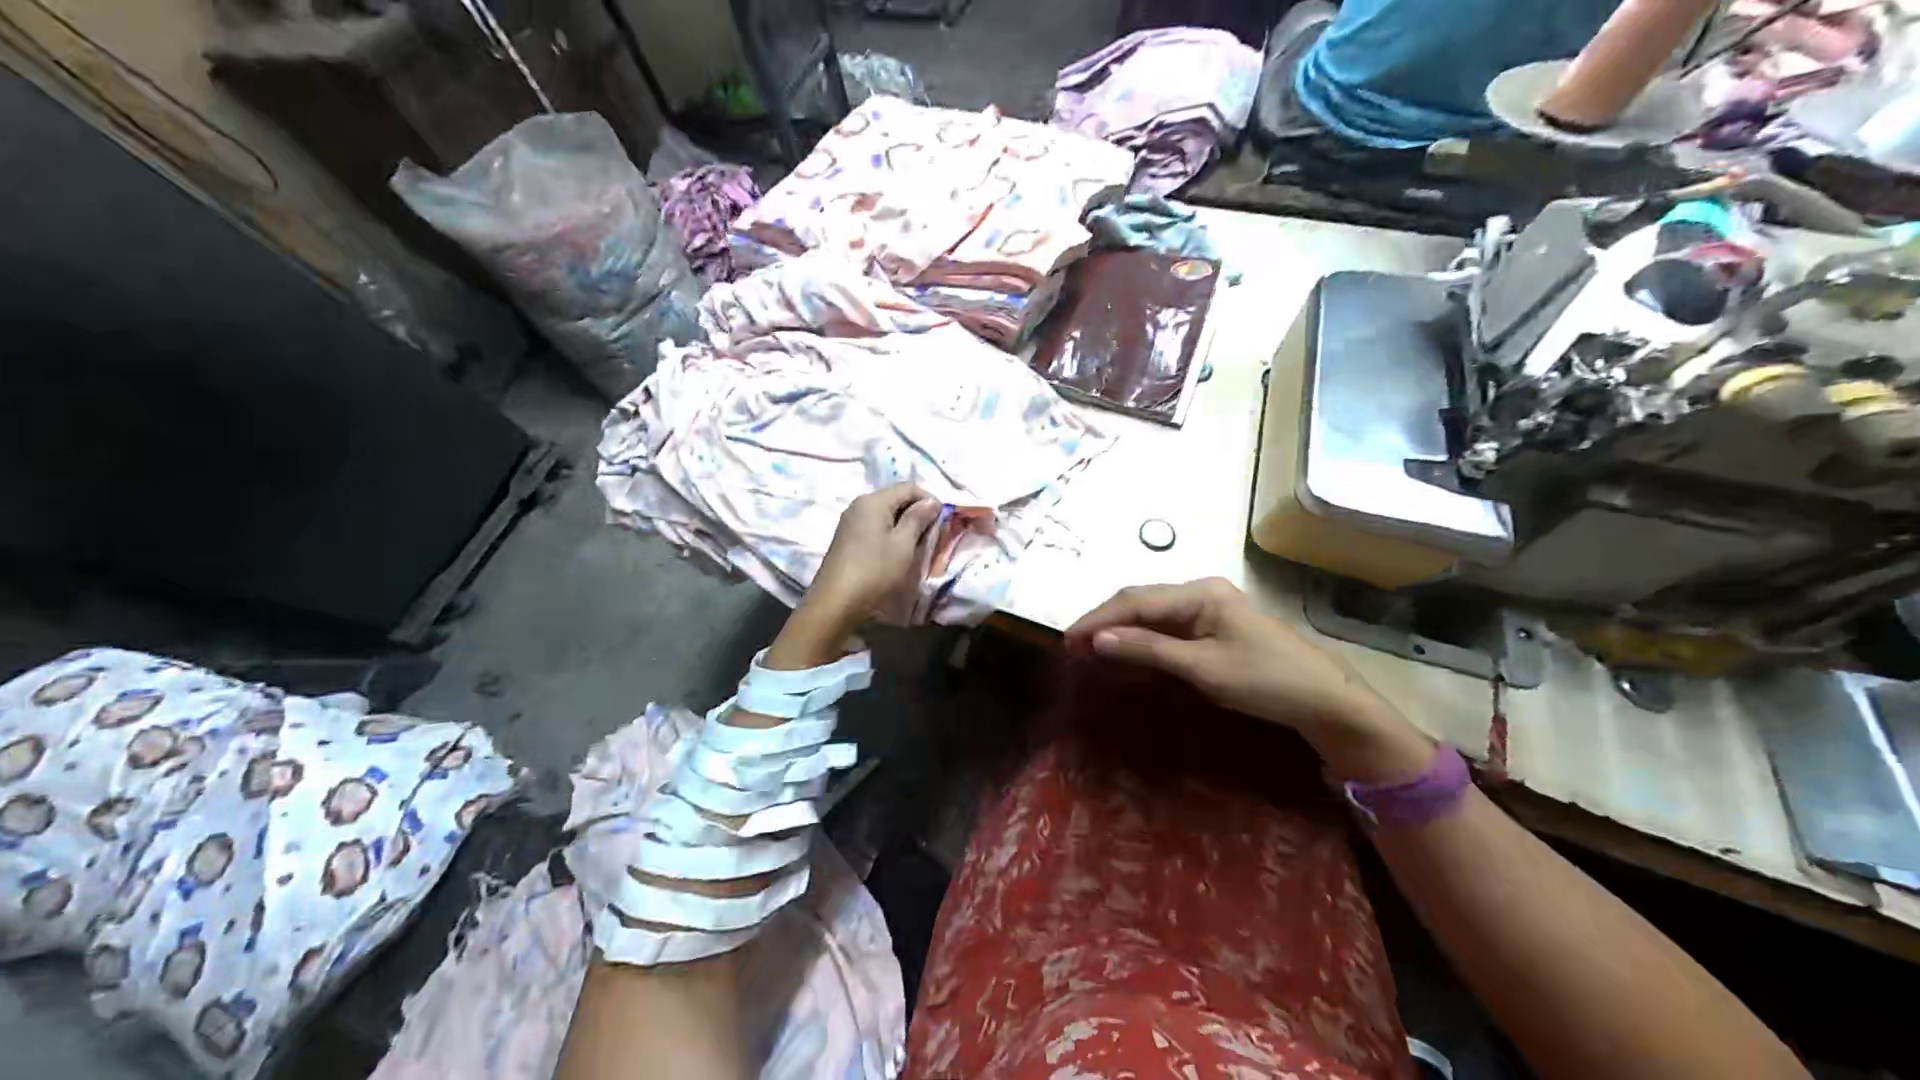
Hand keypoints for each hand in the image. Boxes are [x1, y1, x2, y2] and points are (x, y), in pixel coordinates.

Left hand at [763, 484, 941, 671]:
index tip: (942, 520)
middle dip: (916, 512)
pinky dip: (889, 534)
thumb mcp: (903, 544)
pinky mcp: (847, 539)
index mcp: (873, 501)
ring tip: (916, 545)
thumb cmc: (875, 569)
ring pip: (885, 514)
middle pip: (895, 499)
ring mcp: (850, 522)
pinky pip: (874, 527)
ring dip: (903, 525)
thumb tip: (931, 501)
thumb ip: (918, 518)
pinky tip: (896, 552)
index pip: (908, 487)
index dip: (928, 499)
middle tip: (931, 534)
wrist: (837, 601)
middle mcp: (859, 505)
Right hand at [1065, 578, 1432, 779]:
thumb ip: (1148, 650)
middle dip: (1105, 622)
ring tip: (1090, 648)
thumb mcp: (1202, 668)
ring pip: (1152, 614)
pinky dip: (1142, 639)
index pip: (1135, 601)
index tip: (1067, 641)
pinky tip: (1126, 651)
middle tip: (1073, 646)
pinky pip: (1167, 628)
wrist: (1325, 700)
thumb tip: (1098, 640)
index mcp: (1199, 593)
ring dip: (1121, 630)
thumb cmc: (1265, 680)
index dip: (1098, 620)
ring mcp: (1208, 608)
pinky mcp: (1214, 627)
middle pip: (1140, 601)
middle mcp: (1200, 592)